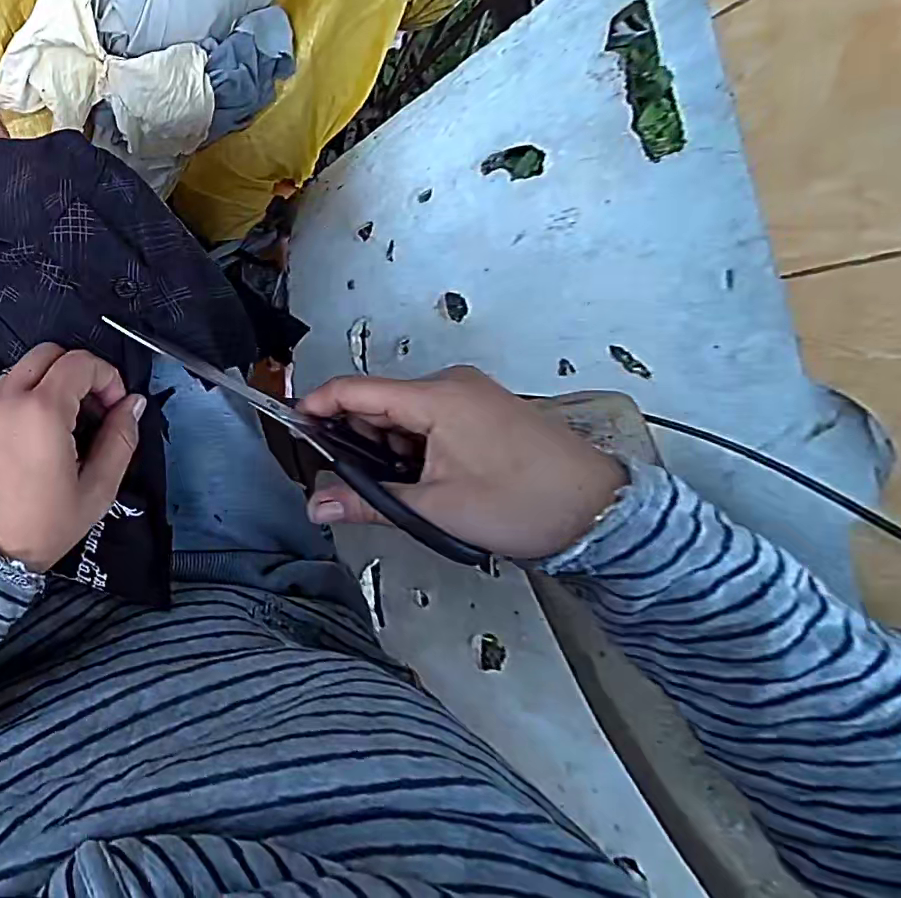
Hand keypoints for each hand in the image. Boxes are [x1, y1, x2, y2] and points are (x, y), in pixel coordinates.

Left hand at [0, 343, 145, 571]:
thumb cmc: (37, 528)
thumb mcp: (95, 490)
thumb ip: (120, 440)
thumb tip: (132, 406)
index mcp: (41, 411)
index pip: (80, 363)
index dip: (107, 377)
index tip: (115, 405)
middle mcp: (8, 399)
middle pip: (49, 352)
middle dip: (79, 371)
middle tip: (93, 407)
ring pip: (24, 368)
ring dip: (51, 381)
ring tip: (67, 423)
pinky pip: (4, 389)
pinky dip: (26, 395)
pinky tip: (38, 433)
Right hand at [296, 366, 624, 558]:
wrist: (605, 514)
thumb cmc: (533, 502)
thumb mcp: (436, 508)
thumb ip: (367, 503)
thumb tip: (321, 504)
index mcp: (438, 397)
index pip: (355, 389)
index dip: (317, 406)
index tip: (295, 425)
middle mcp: (452, 385)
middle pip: (376, 400)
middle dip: (356, 437)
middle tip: (350, 477)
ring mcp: (469, 395)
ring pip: (401, 411)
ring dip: (386, 444)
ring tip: (402, 486)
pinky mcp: (480, 409)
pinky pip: (427, 416)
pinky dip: (412, 443)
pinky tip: (422, 476)